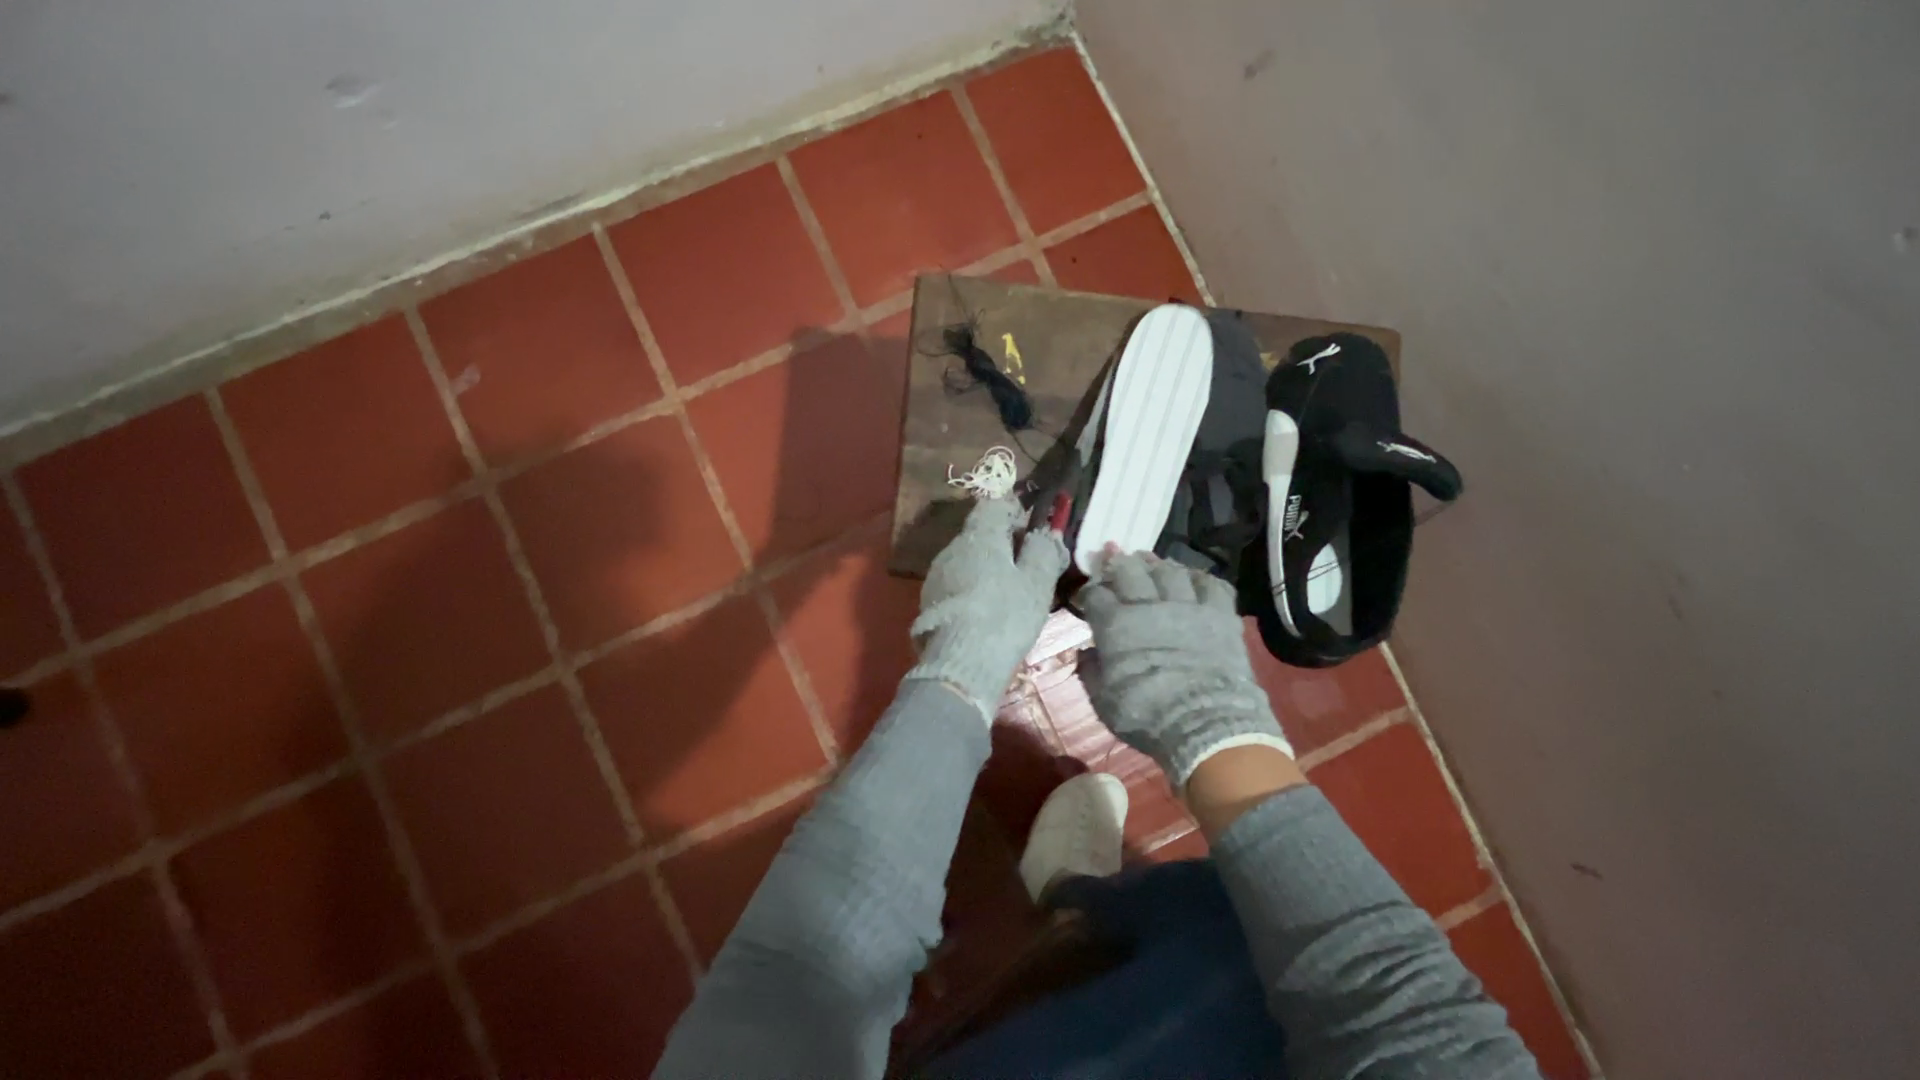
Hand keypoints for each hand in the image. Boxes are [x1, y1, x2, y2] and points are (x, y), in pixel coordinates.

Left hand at [907, 499, 1070, 721]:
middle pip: (980, 533)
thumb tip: (1046, 532)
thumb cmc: (1005, 615)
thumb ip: (1043, 551)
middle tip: (1028, 567)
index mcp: (979, 535)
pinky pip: (956, 584)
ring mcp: (936, 575)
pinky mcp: (929, 602)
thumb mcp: (1036, 582)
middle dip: (1004, 543)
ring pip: (967, 560)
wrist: (960, 662)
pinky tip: (986, 613)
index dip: (1016, 512)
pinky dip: (973, 589)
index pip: (995, 504)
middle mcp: (952, 547)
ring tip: (1008, 594)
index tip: (1033, 532)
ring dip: (987, 568)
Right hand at [1077, 552, 1293, 787]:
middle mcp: (1149, 606)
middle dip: (1118, 561)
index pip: (1096, 595)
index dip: (1089, 592)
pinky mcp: (1221, 614)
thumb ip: (1090, 672)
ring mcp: (1188, 606)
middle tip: (1113, 554)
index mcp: (1116, 626)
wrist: (1206, 724)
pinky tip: (1194, 578)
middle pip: (1130, 570)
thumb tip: (1087, 653)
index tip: (1088, 596)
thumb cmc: (1147, 717)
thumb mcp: (1103, 702)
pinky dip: (1200, 578)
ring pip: (1169, 571)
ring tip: (1150, 561)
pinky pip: (1212, 584)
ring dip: (1157, 564)